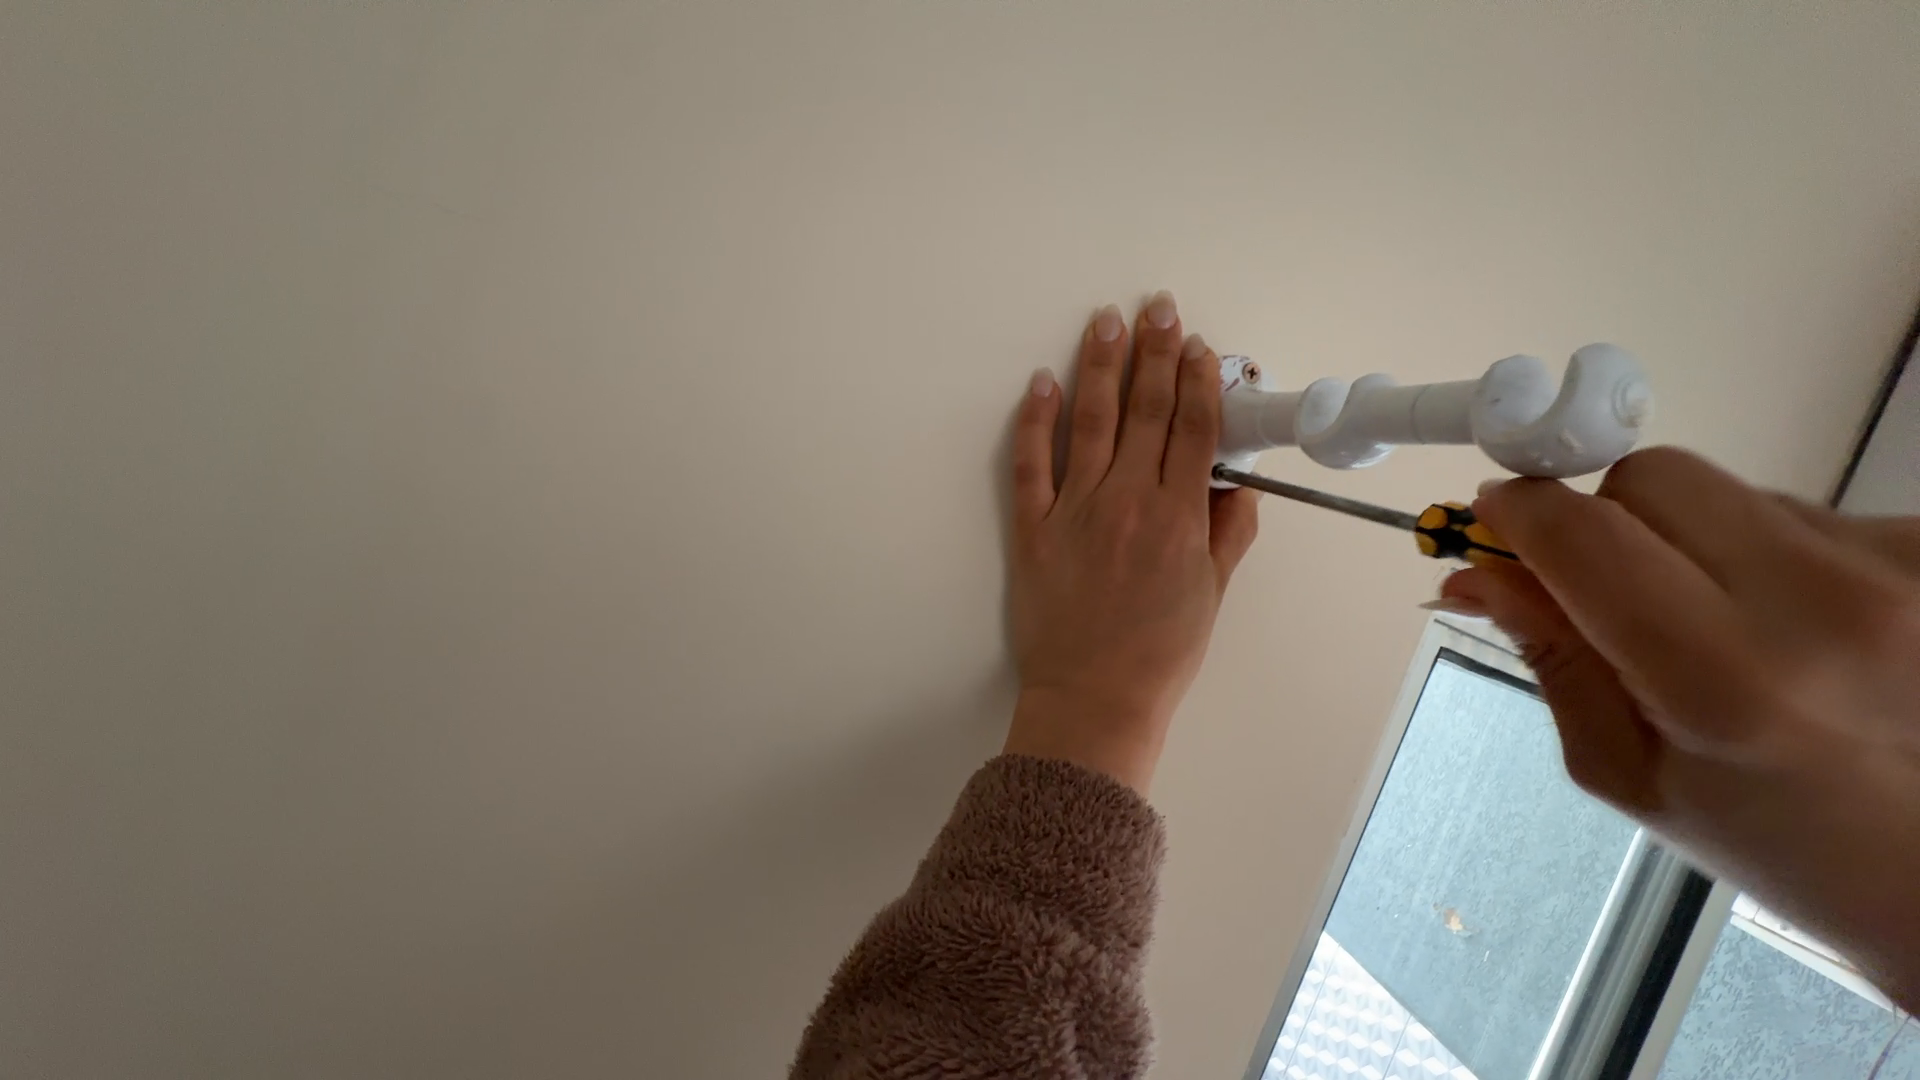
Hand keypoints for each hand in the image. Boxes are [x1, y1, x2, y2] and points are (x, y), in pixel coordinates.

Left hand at [1003, 293, 1259, 792]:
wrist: (1094, 698)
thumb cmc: (1161, 652)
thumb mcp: (1212, 595)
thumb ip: (1229, 532)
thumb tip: (1237, 481)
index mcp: (1179, 517)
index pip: (1193, 430)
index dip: (1199, 381)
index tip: (1200, 345)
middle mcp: (1127, 502)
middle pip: (1146, 412)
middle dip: (1154, 353)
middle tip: (1157, 307)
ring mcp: (1075, 511)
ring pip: (1092, 424)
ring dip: (1100, 368)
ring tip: (1105, 322)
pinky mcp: (1032, 529)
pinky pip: (1031, 465)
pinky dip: (1034, 422)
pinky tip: (1041, 383)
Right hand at [1443, 447, 1919, 1009]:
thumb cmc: (1764, 833)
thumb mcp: (1619, 765)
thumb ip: (1549, 656)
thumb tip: (1474, 572)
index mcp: (1728, 678)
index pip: (1588, 537)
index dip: (1521, 510)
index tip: (1490, 514)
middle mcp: (1829, 604)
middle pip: (1654, 480)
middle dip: (1600, 517)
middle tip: (1600, 583)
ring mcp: (1903, 569)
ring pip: (1721, 491)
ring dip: (1679, 535)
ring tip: (1714, 620)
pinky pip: (1791, 510)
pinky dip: (1753, 549)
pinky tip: (1785, 620)